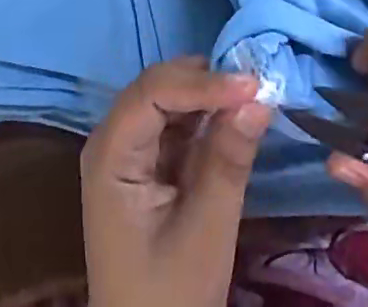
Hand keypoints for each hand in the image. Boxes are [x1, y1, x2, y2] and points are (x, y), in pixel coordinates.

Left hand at [81, 57, 273, 306]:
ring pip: (168, 99)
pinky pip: (176, 123)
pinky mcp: (146, 163)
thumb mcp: (205, 232)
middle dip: (206, 81)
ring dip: (209, 95)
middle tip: (256, 85)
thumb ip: (227, 161)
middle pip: (157, 87)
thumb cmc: (170, 295)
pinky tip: (234, 118)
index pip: (152, 93)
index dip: (202, 83)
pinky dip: (206, 116)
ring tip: (252, 96)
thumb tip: (258, 100)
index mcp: (109, 154)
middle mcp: (111, 140)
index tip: (252, 85)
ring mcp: (127, 150)